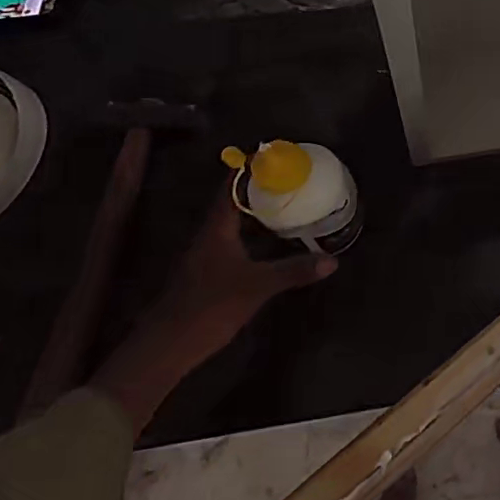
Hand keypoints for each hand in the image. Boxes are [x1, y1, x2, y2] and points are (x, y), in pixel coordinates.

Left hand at [91, 182, 336, 436]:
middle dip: (259, 186)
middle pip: (234, 199)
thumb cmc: (209, 306)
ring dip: (255, 209)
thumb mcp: (257, 287)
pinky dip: (251, 231)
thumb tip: (332, 260)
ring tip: (285, 202)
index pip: (232, 184)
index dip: (251, 166)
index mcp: (217, 226)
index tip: (274, 154)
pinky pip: (233, 239)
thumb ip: (293, 271)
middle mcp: (209, 233)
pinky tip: (269, 239)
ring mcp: (206, 253)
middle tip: (289, 177)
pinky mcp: (207, 271)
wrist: (167, 346)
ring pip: (233, 220)